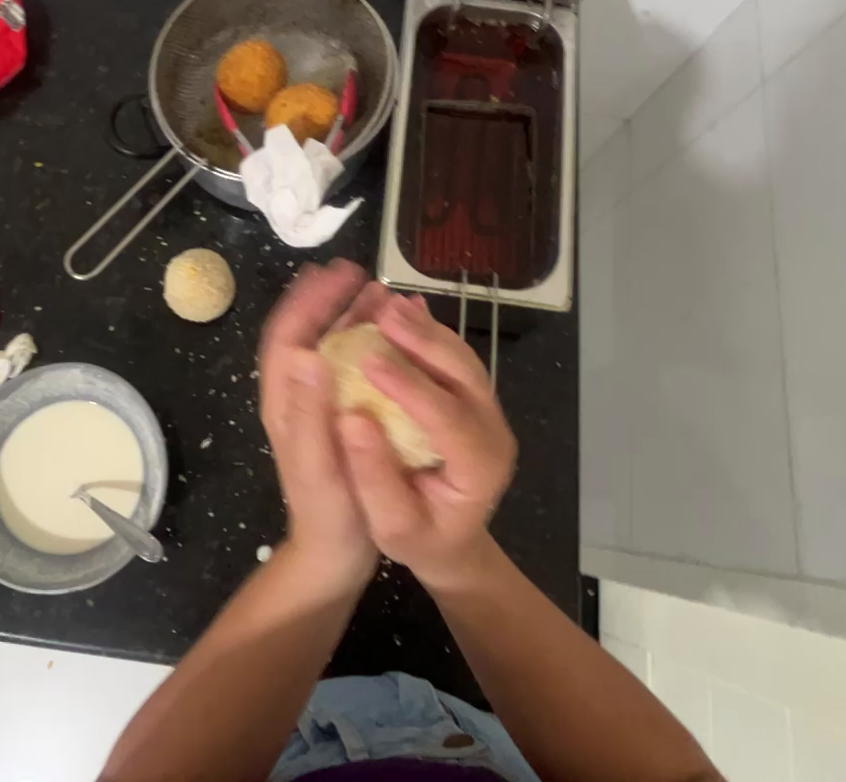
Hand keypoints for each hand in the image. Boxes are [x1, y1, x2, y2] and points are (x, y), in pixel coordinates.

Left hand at [257, 259, 384, 591]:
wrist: (335, 553)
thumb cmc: (328, 511)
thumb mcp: (318, 465)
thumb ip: (309, 413)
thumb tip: (306, 352)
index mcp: (286, 401)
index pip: (286, 336)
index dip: (307, 301)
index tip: (334, 273)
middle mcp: (297, 394)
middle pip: (307, 333)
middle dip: (330, 300)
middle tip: (362, 274)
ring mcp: (317, 404)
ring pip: (330, 346)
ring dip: (350, 317)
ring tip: (381, 294)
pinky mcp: (338, 414)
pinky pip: (349, 367)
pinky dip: (365, 344)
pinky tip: (391, 337)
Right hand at [334, 293, 516, 591]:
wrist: (452, 540)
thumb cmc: (420, 539)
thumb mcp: (392, 527)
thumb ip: (374, 478)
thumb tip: (352, 420)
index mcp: (480, 467)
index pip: (449, 418)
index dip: (410, 386)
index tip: (369, 360)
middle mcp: (493, 431)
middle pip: (463, 375)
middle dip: (423, 340)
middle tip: (382, 313)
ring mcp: (488, 410)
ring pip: (461, 357)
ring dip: (424, 328)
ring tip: (386, 305)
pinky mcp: (474, 397)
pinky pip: (454, 356)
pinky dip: (428, 330)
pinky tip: (400, 310)